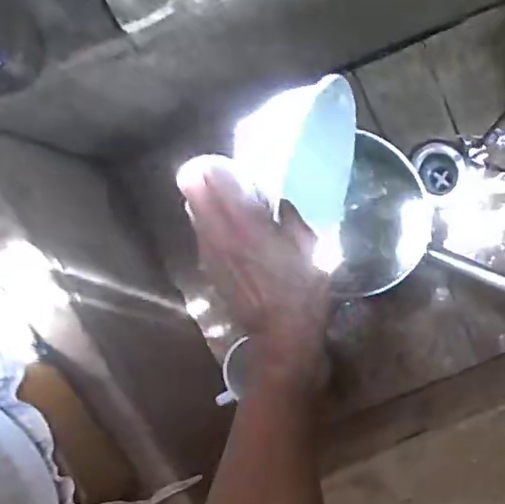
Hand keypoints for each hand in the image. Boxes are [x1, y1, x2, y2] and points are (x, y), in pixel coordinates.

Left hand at [177, 156, 330, 393]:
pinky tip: (239, 241)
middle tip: (234, 184)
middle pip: (191, 186)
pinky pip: (204, 234)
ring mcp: (208, 251)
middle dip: (209, 178)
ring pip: (195, 210)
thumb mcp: (313, 250)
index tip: (239, 169)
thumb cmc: (303, 294)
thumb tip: (280, 201)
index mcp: (244, 222)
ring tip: (238, 212)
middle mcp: (217, 232)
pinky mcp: (209, 268)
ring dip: (211, 203)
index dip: (219, 165)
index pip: (208, 175)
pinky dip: (215, 227)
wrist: (282, 338)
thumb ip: (293, 219)